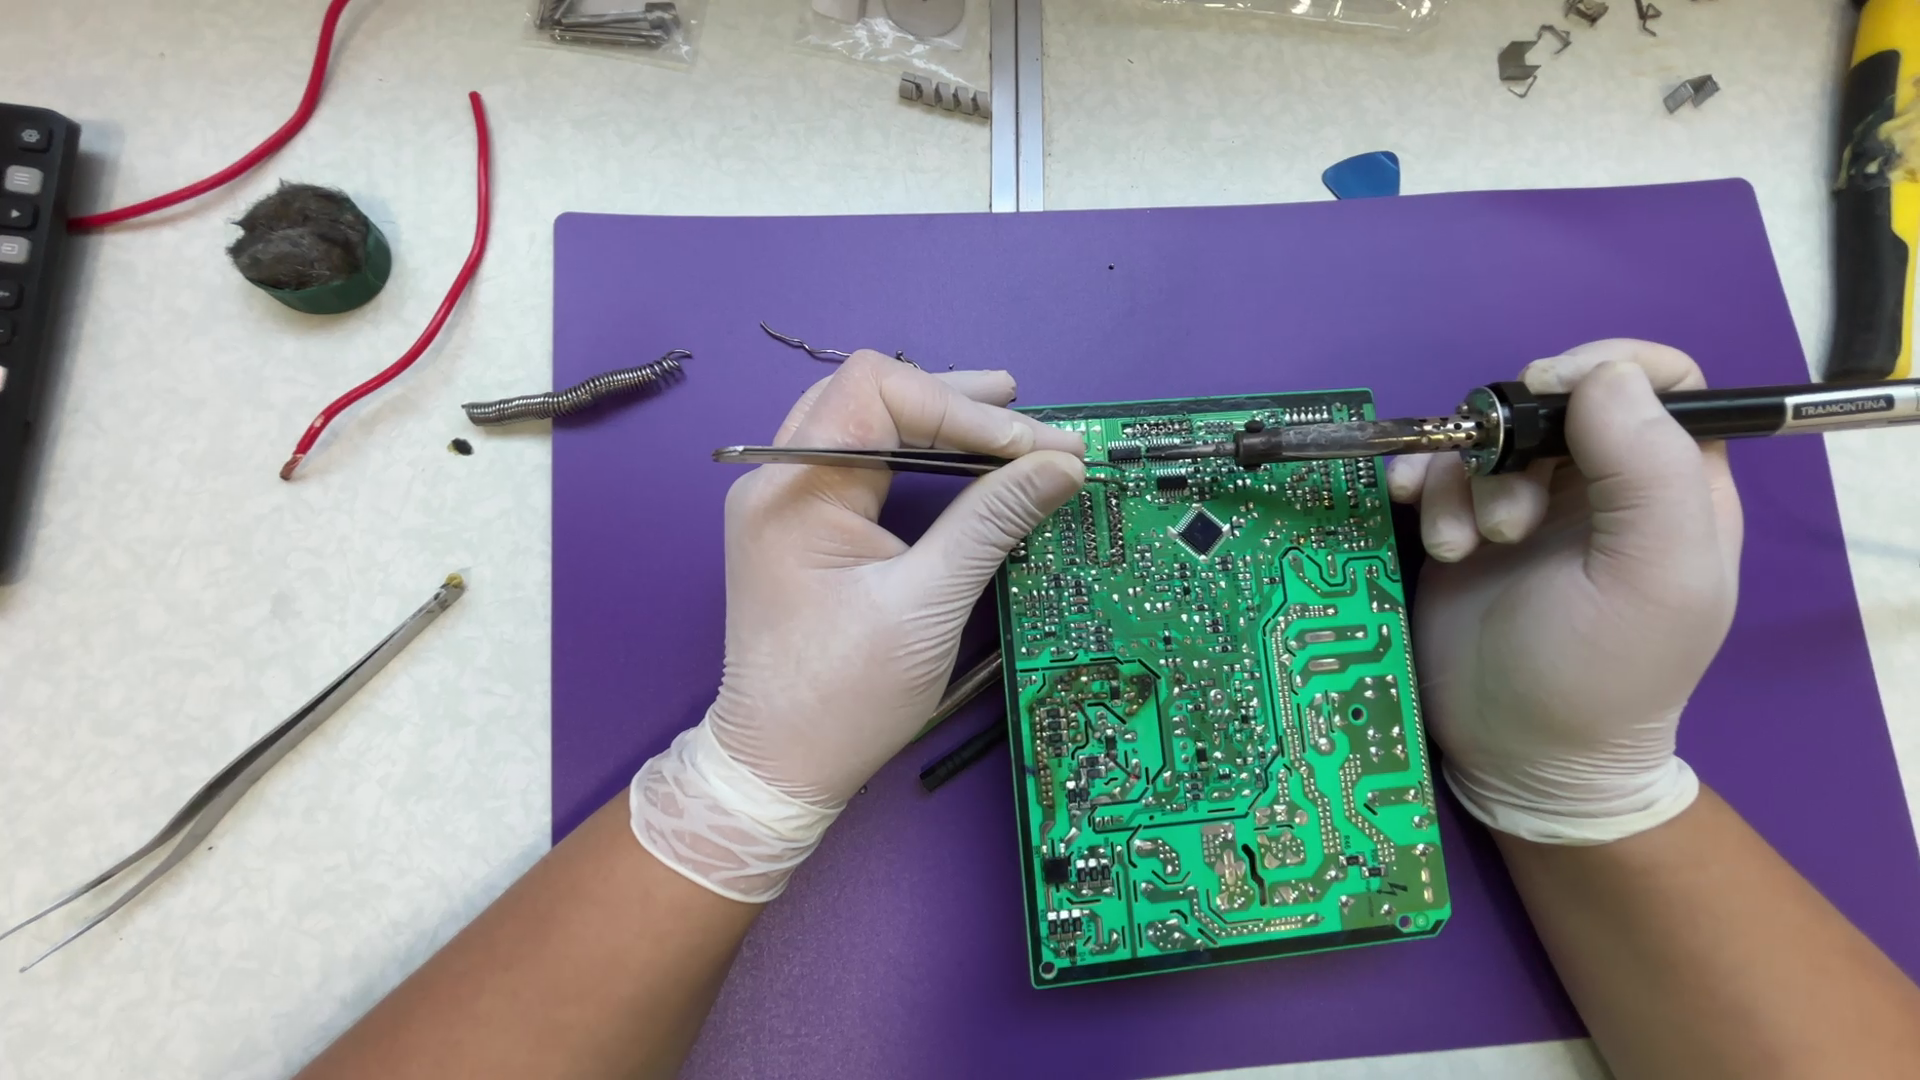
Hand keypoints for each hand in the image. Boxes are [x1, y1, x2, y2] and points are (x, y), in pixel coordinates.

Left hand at [631, 352, 1085, 900]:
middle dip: (954, 404)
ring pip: (864, 424)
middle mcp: (780, 479)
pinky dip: (916, 454)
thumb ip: (991, 521)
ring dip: (937, 422)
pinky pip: (861, 463)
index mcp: (794, 488)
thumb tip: (1062, 465)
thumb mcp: (927, 604)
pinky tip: (961, 461)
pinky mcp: (804, 527)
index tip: (1029, 447)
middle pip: (869, 397)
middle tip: (1027, 416)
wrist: (779, 765)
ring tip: (1007, 425)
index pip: (877, 391)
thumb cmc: (845, 695)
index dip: (960, 406)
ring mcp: (786, 502)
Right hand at [1387, 340, 1743, 843]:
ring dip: (1458, 484)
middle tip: (1504, 519)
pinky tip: (1420, 528)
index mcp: (1666, 488)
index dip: (1601, 367)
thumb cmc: (1598, 670)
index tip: (1544, 389)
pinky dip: (1418, 490)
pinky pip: (1430, 478)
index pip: (1655, 383)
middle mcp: (1591, 487)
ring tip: (1461, 548)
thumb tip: (1601, 375)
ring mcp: (1514, 508)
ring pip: (1476, 443)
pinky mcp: (1454, 531)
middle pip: (1546, 408)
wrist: (1515, 747)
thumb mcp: (1652, 576)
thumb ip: (1647, 470)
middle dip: (1510, 446)